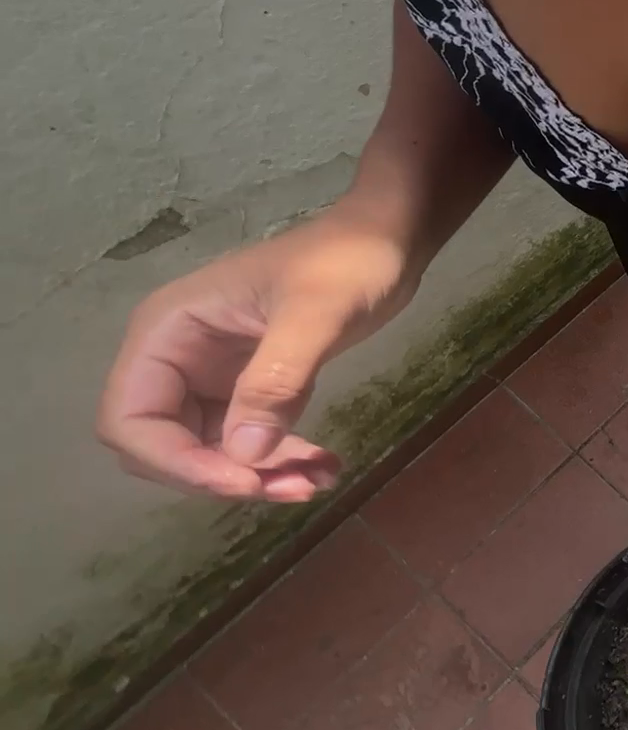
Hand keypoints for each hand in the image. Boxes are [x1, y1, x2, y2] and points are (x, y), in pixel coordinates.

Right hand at [96, 210, 417, 501]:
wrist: (392, 239)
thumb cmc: (350, 263)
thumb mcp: (316, 316)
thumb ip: (276, 380)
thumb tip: (241, 454)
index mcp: (168, 333)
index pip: (134, 419)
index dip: (178, 461)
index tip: (243, 482)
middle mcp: (181, 356)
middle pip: (172, 441)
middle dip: (224, 473)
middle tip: (293, 491)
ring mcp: (221, 370)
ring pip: (219, 443)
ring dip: (261, 471)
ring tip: (319, 483)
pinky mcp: (263, 377)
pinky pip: (259, 430)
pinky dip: (286, 453)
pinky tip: (329, 467)